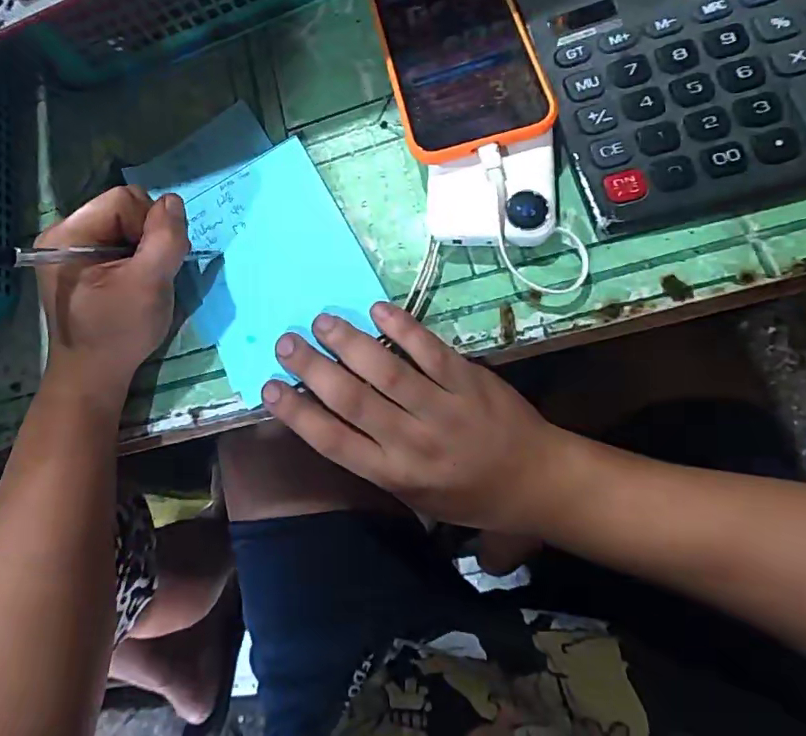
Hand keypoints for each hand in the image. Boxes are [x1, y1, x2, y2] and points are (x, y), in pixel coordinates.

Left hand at [36, 186, 188, 406]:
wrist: (92, 377)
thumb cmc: (117, 332)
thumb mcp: (149, 284)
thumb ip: (165, 238)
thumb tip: (173, 201)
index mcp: (68, 234)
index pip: (124, 199)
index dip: (149, 223)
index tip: (151, 262)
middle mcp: (65, 233)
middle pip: (125, 208)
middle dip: (148, 236)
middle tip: (151, 274)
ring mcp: (72, 248)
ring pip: (127, 224)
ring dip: (145, 249)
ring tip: (143, 282)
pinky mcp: (83, 263)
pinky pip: (120, 241)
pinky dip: (137, 258)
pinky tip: (134, 284)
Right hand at [262, 301, 575, 533]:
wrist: (536, 480)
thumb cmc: (469, 494)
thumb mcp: (416, 496)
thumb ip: (375, 460)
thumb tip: (328, 418)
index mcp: (395, 475)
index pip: (334, 442)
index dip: (298, 413)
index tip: (269, 386)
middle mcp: (413, 442)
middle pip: (352, 400)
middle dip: (313, 370)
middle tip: (286, 342)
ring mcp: (443, 408)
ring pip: (386, 370)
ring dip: (349, 342)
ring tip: (322, 322)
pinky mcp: (468, 380)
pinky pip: (430, 350)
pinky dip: (403, 327)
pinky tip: (377, 308)